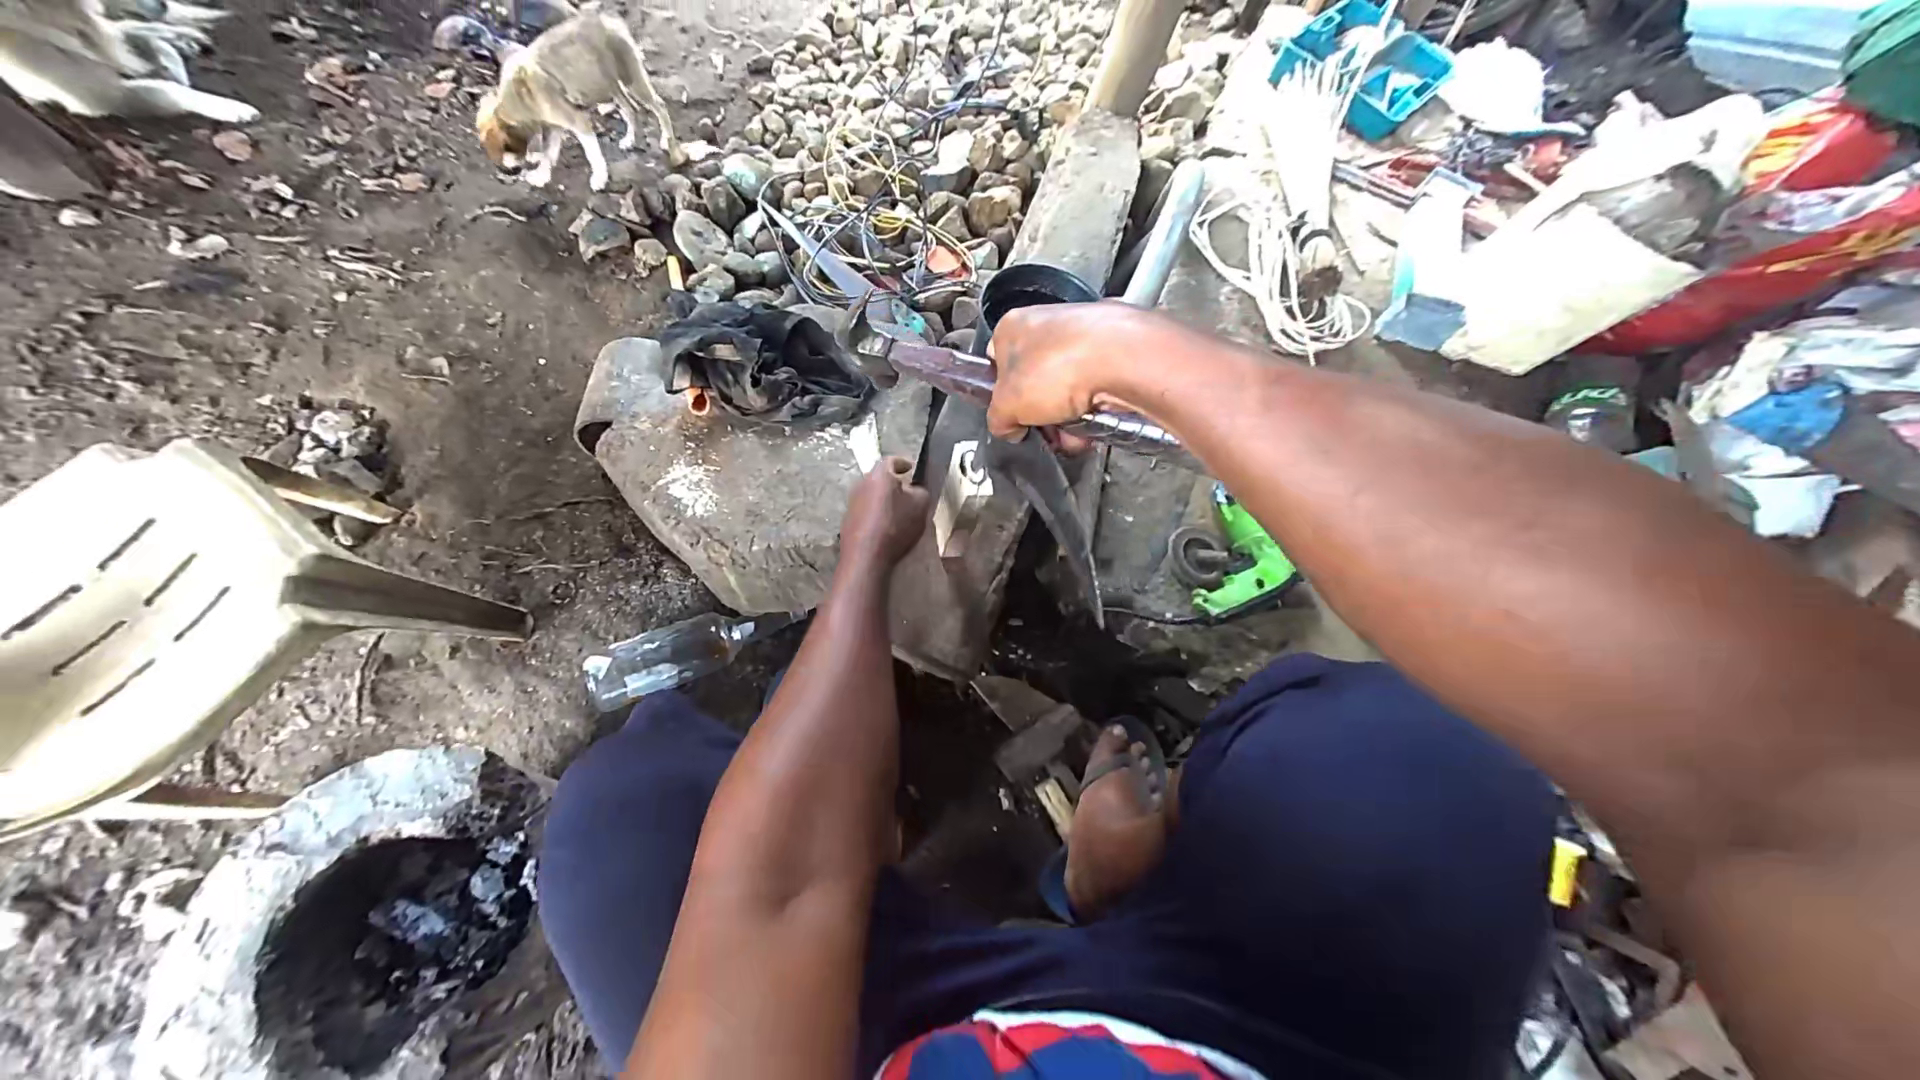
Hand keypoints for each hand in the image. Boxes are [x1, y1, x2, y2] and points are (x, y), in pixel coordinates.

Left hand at [840, 456, 929, 567]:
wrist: (866, 556)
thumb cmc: (896, 526)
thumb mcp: (921, 505)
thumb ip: (921, 491)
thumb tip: (916, 489)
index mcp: (879, 474)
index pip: (892, 460)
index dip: (904, 463)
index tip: (913, 469)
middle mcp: (861, 483)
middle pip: (880, 477)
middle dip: (894, 483)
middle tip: (909, 493)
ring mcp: (852, 503)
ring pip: (872, 494)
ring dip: (884, 499)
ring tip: (898, 512)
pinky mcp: (848, 520)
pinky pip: (866, 511)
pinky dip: (876, 514)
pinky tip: (885, 528)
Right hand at [985, 302, 1167, 438]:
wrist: (1122, 359)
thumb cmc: (1060, 366)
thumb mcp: (1006, 405)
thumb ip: (998, 419)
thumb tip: (1005, 426)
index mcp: (1012, 326)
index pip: (996, 364)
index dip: (1001, 395)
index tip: (1010, 418)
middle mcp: (1047, 324)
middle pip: (1035, 383)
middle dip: (1040, 415)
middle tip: (1045, 431)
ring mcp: (1082, 336)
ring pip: (1066, 391)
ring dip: (1067, 420)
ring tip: (1073, 433)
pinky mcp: (1113, 352)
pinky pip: (1095, 391)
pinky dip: (1093, 412)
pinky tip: (1095, 424)